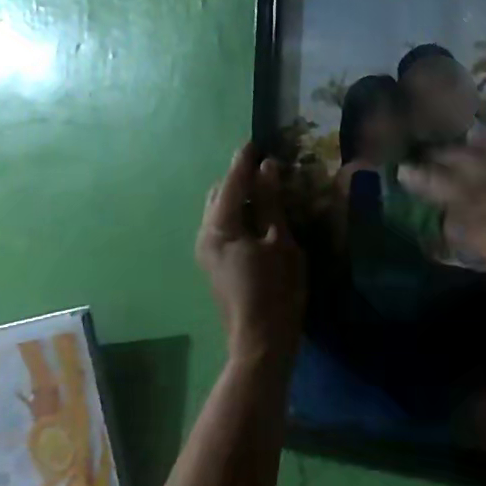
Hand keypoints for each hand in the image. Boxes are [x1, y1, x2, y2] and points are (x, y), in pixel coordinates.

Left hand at [196, 144, 305, 363]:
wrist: (260, 343)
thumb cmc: (276, 290)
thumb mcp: (280, 241)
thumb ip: (271, 202)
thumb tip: (267, 167)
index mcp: (219, 226)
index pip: (233, 183)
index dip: (244, 161)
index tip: (255, 142)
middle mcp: (205, 234)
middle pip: (220, 195)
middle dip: (240, 178)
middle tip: (266, 168)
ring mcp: (207, 251)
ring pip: (220, 211)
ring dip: (240, 197)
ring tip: (266, 190)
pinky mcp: (214, 264)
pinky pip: (223, 227)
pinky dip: (239, 215)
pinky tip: (259, 216)